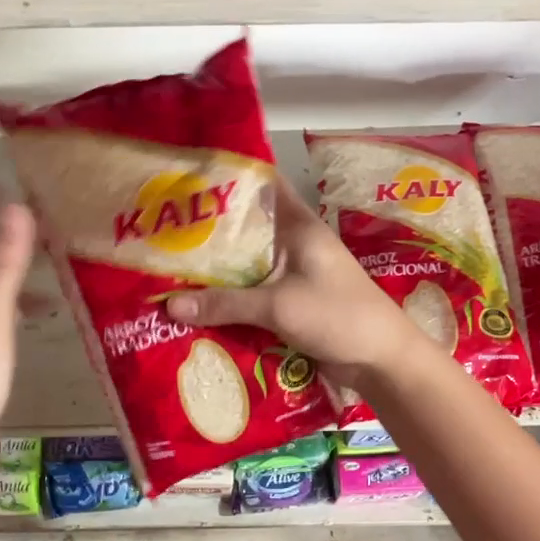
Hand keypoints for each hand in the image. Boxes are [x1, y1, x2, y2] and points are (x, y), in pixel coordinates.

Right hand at [165, 183, 421, 388]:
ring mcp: (292, 278)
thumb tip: (169, 305)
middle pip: (244, 232)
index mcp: (298, 227)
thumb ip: (225, 304)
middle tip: (159, 235)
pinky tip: (196, 310)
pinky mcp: (290, 307)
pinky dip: (228, 305)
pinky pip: (251, 300)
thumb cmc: (338, 317)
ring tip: (166, 273)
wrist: (380, 361)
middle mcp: (293, 246)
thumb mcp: (278, 306)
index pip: (262, 186)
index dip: (228, 179)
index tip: (186, 181)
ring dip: (215, 276)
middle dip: (207, 236)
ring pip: (245, 269)